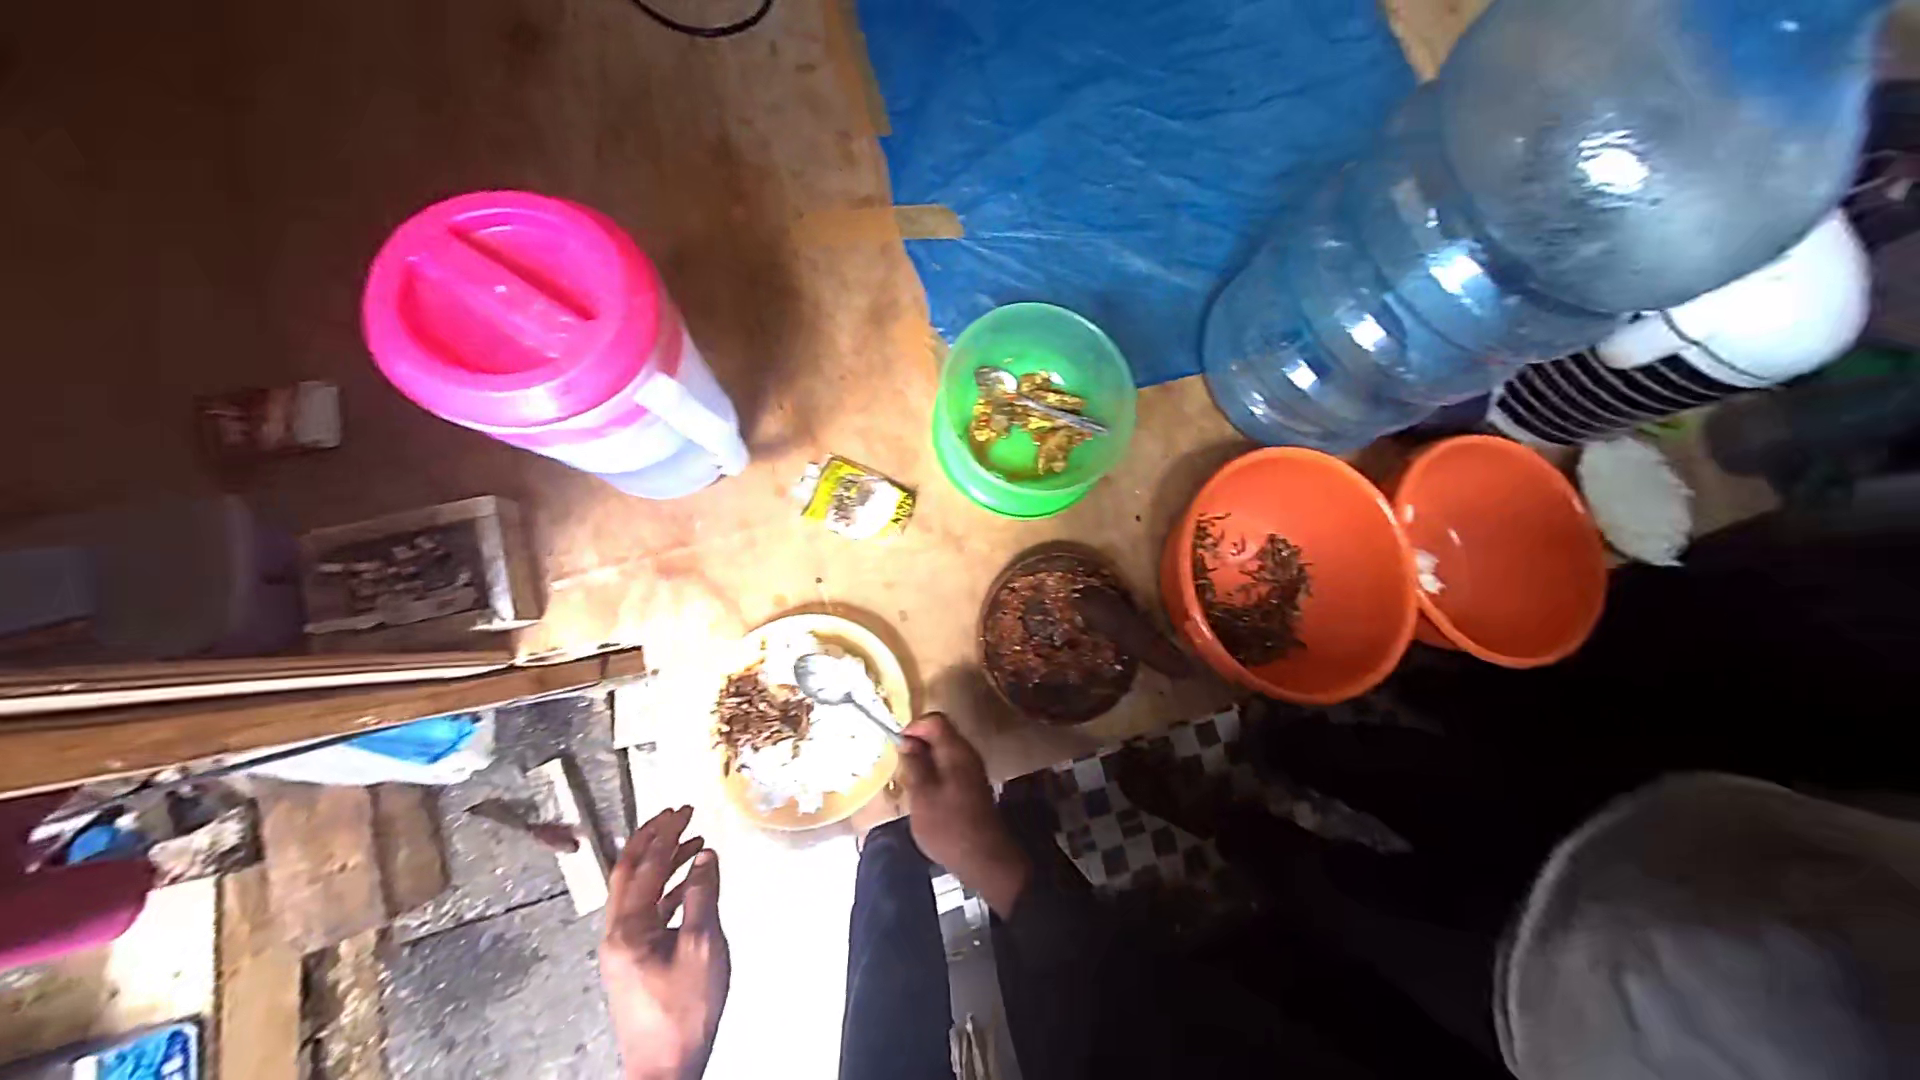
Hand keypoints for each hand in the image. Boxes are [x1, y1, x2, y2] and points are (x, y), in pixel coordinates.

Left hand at [600, 806, 728, 1079]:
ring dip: (663, 862)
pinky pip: (648, 910)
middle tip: (677, 814)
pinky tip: (690, 882)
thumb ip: (703, 895)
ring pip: (638, 890)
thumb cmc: (684, 1010)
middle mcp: (617, 934)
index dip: (667, 834)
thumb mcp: (702, 946)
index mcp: (627, 929)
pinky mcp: (634, 960)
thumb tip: (705, 856)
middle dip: (654, 839)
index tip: (684, 810)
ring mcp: (623, 948)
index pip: (646, 866)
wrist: (665, 1069)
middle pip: (630, 872)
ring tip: (692, 843)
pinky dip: (667, 888)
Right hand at [899, 712, 1031, 914]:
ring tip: (909, 781)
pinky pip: (950, 766)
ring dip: (925, 759)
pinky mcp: (972, 785)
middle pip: (940, 733)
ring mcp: (972, 769)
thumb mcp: (922, 796)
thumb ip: (914, 765)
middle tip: (901, 766)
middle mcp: (968, 754)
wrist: (985, 859)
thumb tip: (906, 741)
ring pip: (944, 750)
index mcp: (956, 751)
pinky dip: (935, 772)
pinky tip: (924, 793)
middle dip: (917, 744)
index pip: (934, 720)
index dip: (913, 727)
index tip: (897, 747)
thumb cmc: (949, 828)